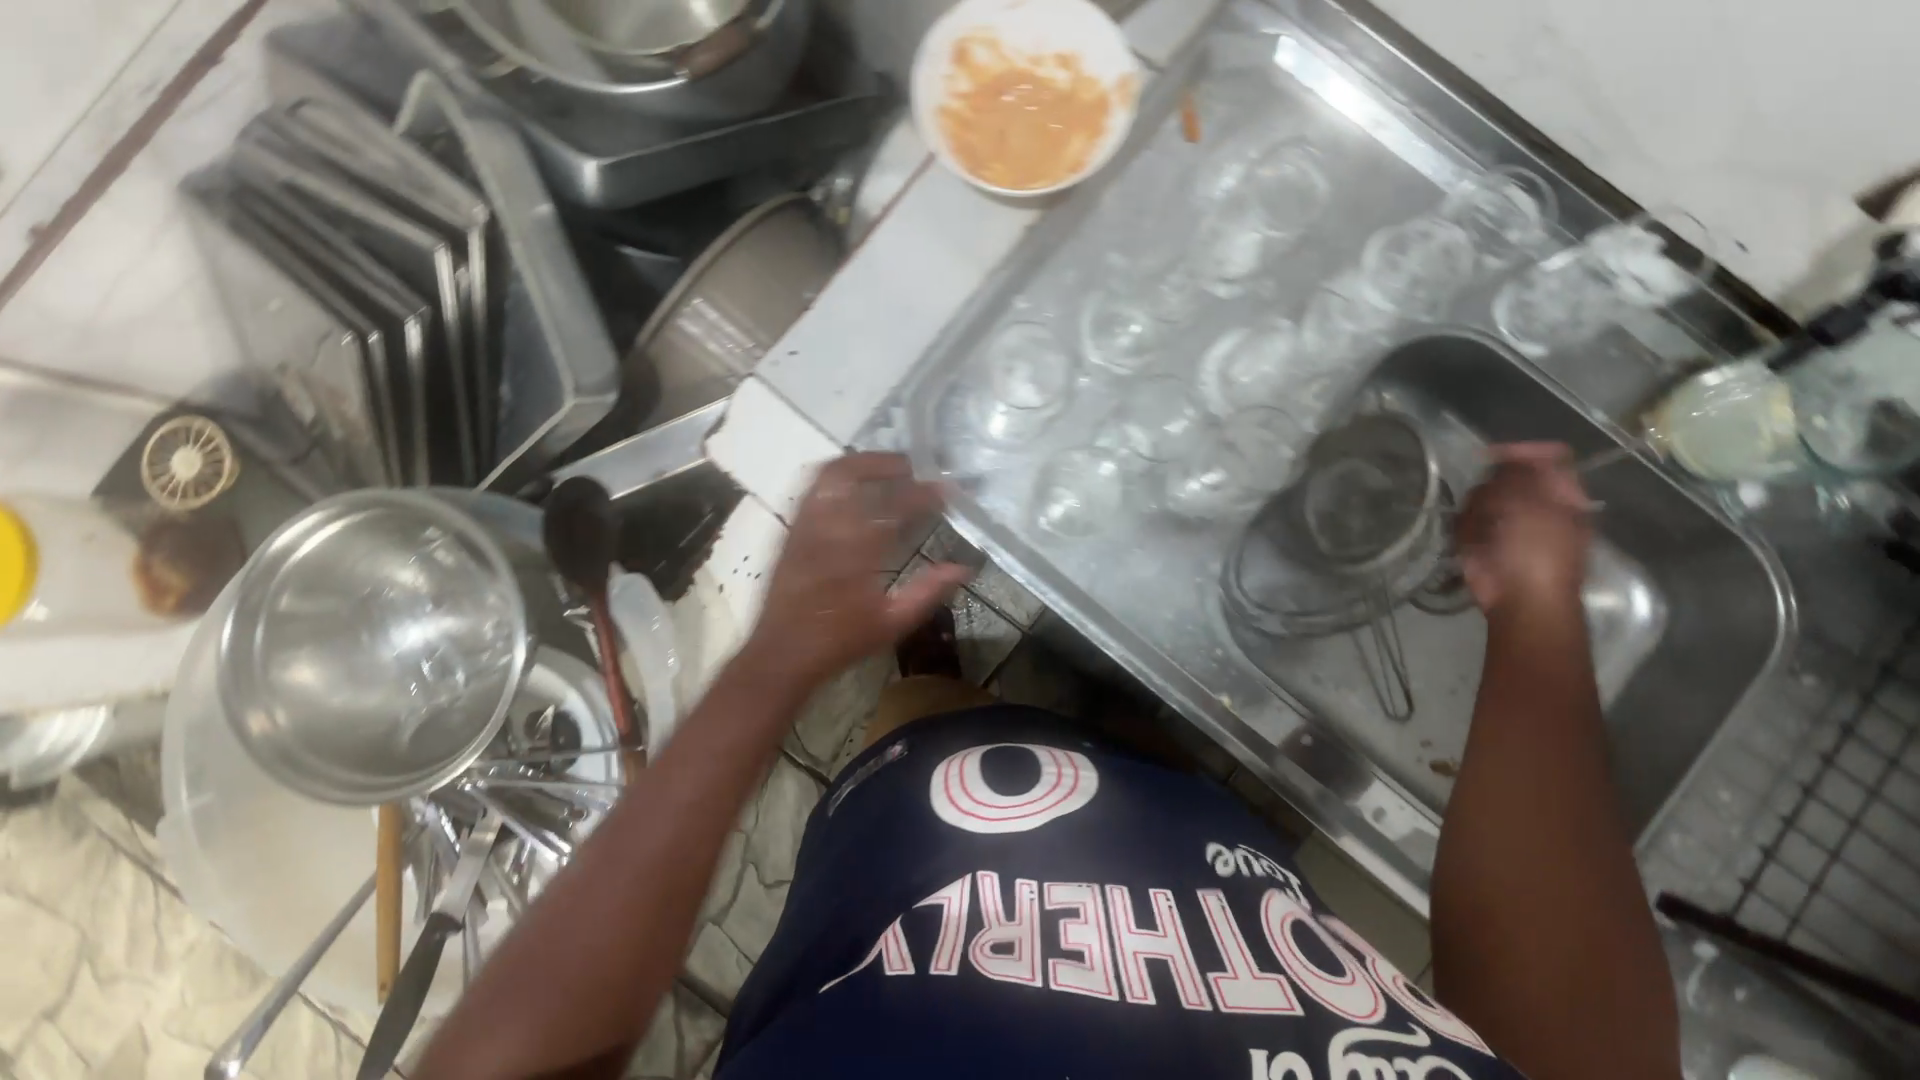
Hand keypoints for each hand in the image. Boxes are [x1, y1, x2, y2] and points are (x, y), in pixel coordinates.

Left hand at [744, 453, 971, 689]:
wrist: (781, 654)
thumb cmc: (839, 641)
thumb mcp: (891, 623)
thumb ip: (928, 592)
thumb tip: (963, 568)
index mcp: (857, 552)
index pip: (895, 507)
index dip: (924, 493)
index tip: (945, 490)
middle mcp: (827, 530)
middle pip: (851, 474)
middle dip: (882, 463)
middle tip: (909, 467)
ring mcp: (804, 528)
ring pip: (826, 477)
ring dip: (857, 466)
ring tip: (882, 470)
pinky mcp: (790, 533)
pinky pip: (810, 492)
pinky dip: (834, 481)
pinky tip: (849, 491)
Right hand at [1453, 443, 1592, 616]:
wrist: (1521, 601)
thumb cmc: (1538, 554)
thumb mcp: (1535, 506)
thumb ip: (1520, 475)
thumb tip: (1504, 458)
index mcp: (1563, 494)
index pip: (1548, 456)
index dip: (1523, 451)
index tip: (1493, 457)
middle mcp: (1537, 504)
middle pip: (1507, 477)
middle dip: (1493, 491)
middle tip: (1493, 508)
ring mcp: (1508, 522)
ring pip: (1481, 497)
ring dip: (1477, 512)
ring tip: (1484, 532)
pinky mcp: (1483, 539)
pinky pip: (1466, 521)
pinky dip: (1466, 530)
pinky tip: (1473, 544)